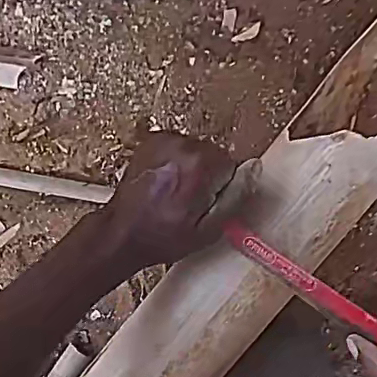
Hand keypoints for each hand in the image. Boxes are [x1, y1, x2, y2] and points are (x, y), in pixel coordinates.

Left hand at [93, 132, 236, 268]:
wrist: (122, 232)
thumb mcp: (207, 229)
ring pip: (195, 152)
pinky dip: (173, 163)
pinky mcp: (151, 141)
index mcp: (201, 165)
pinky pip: (177, 149)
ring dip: (188, 170)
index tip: (201, 205)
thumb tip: (255, 169)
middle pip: (213, 156)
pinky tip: (161, 184)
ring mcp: (164, 140)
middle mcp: (183, 145)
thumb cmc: (160, 236)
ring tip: (170, 195)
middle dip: (204, 177)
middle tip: (184, 203)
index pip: (231, 166)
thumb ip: (235, 197)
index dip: (219, 189)